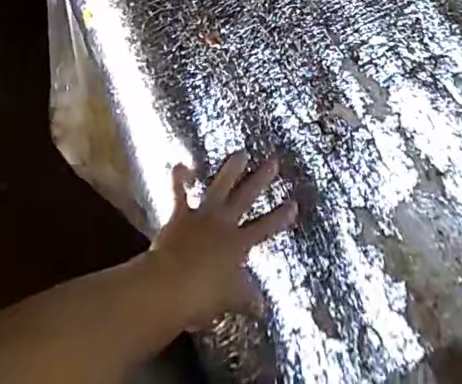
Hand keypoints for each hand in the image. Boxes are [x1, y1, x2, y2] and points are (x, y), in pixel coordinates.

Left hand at [144, 153, 296, 327]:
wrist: (168, 285)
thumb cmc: (201, 296)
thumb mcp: (230, 299)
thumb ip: (246, 299)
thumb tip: (263, 309)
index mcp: (238, 243)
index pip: (265, 228)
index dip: (280, 216)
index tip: (293, 203)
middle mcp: (224, 223)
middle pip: (246, 197)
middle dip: (261, 179)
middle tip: (273, 161)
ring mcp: (202, 216)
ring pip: (220, 186)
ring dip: (230, 169)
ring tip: (240, 153)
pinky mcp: (180, 215)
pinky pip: (180, 194)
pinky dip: (179, 180)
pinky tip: (179, 165)